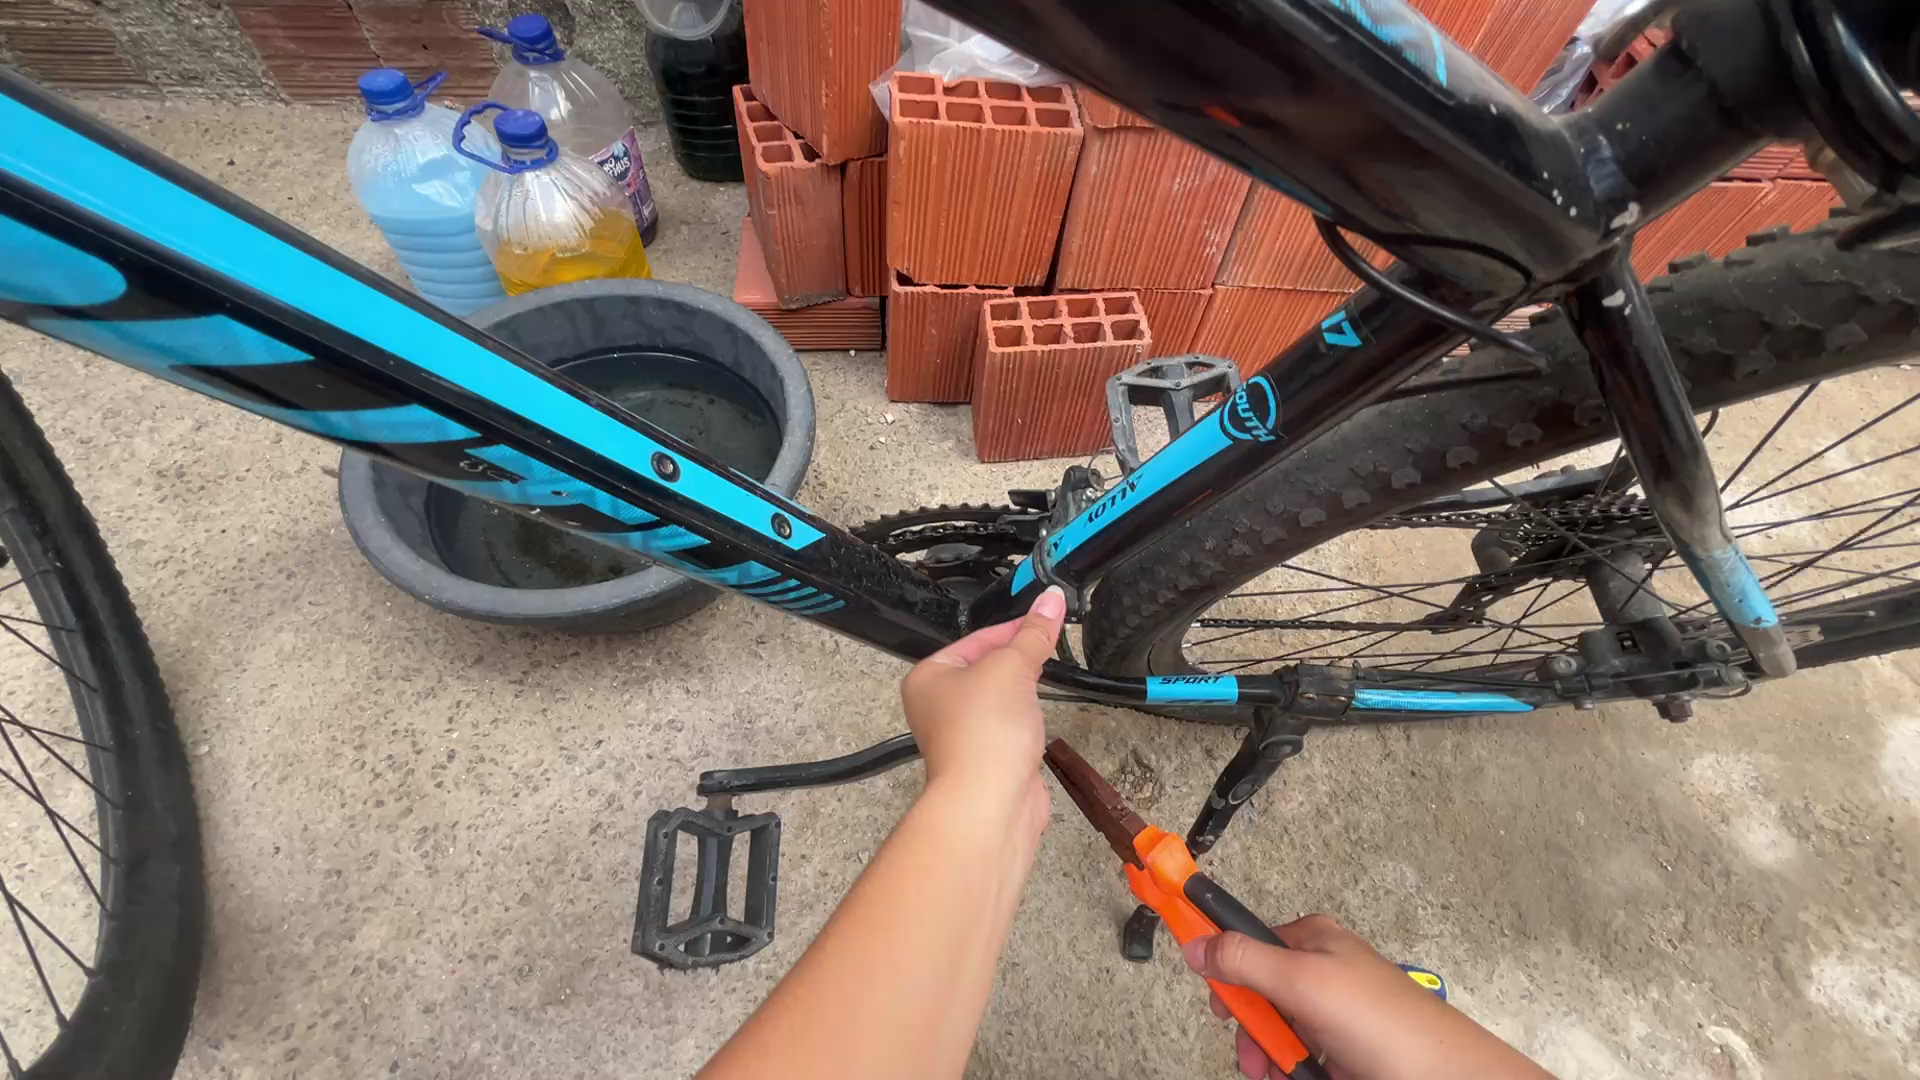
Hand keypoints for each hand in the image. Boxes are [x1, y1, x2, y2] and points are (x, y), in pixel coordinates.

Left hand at [899, 586, 1065, 828]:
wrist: (990, 803)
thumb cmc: (981, 736)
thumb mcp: (1012, 667)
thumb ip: (1034, 634)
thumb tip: (1050, 601)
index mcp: (929, 676)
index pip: (976, 638)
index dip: (1013, 627)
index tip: (1044, 618)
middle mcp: (939, 705)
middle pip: (987, 666)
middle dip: (1018, 659)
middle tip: (1047, 645)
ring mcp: (963, 734)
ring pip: (999, 698)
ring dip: (1022, 691)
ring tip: (1041, 681)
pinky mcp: (988, 758)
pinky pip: (1009, 727)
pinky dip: (1026, 720)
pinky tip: (1037, 720)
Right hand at [1183, 915, 1554, 1079]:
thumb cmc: (1378, 1023)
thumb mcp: (1302, 981)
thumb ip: (1242, 959)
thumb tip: (1191, 941)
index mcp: (1312, 939)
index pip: (1248, 940)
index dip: (1225, 970)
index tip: (1215, 1005)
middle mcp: (1323, 970)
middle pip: (1261, 993)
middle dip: (1252, 1029)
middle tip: (1255, 1060)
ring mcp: (1339, 1016)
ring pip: (1281, 1032)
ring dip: (1272, 1058)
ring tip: (1281, 1079)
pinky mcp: (1353, 1056)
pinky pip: (1306, 1058)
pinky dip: (1297, 1072)